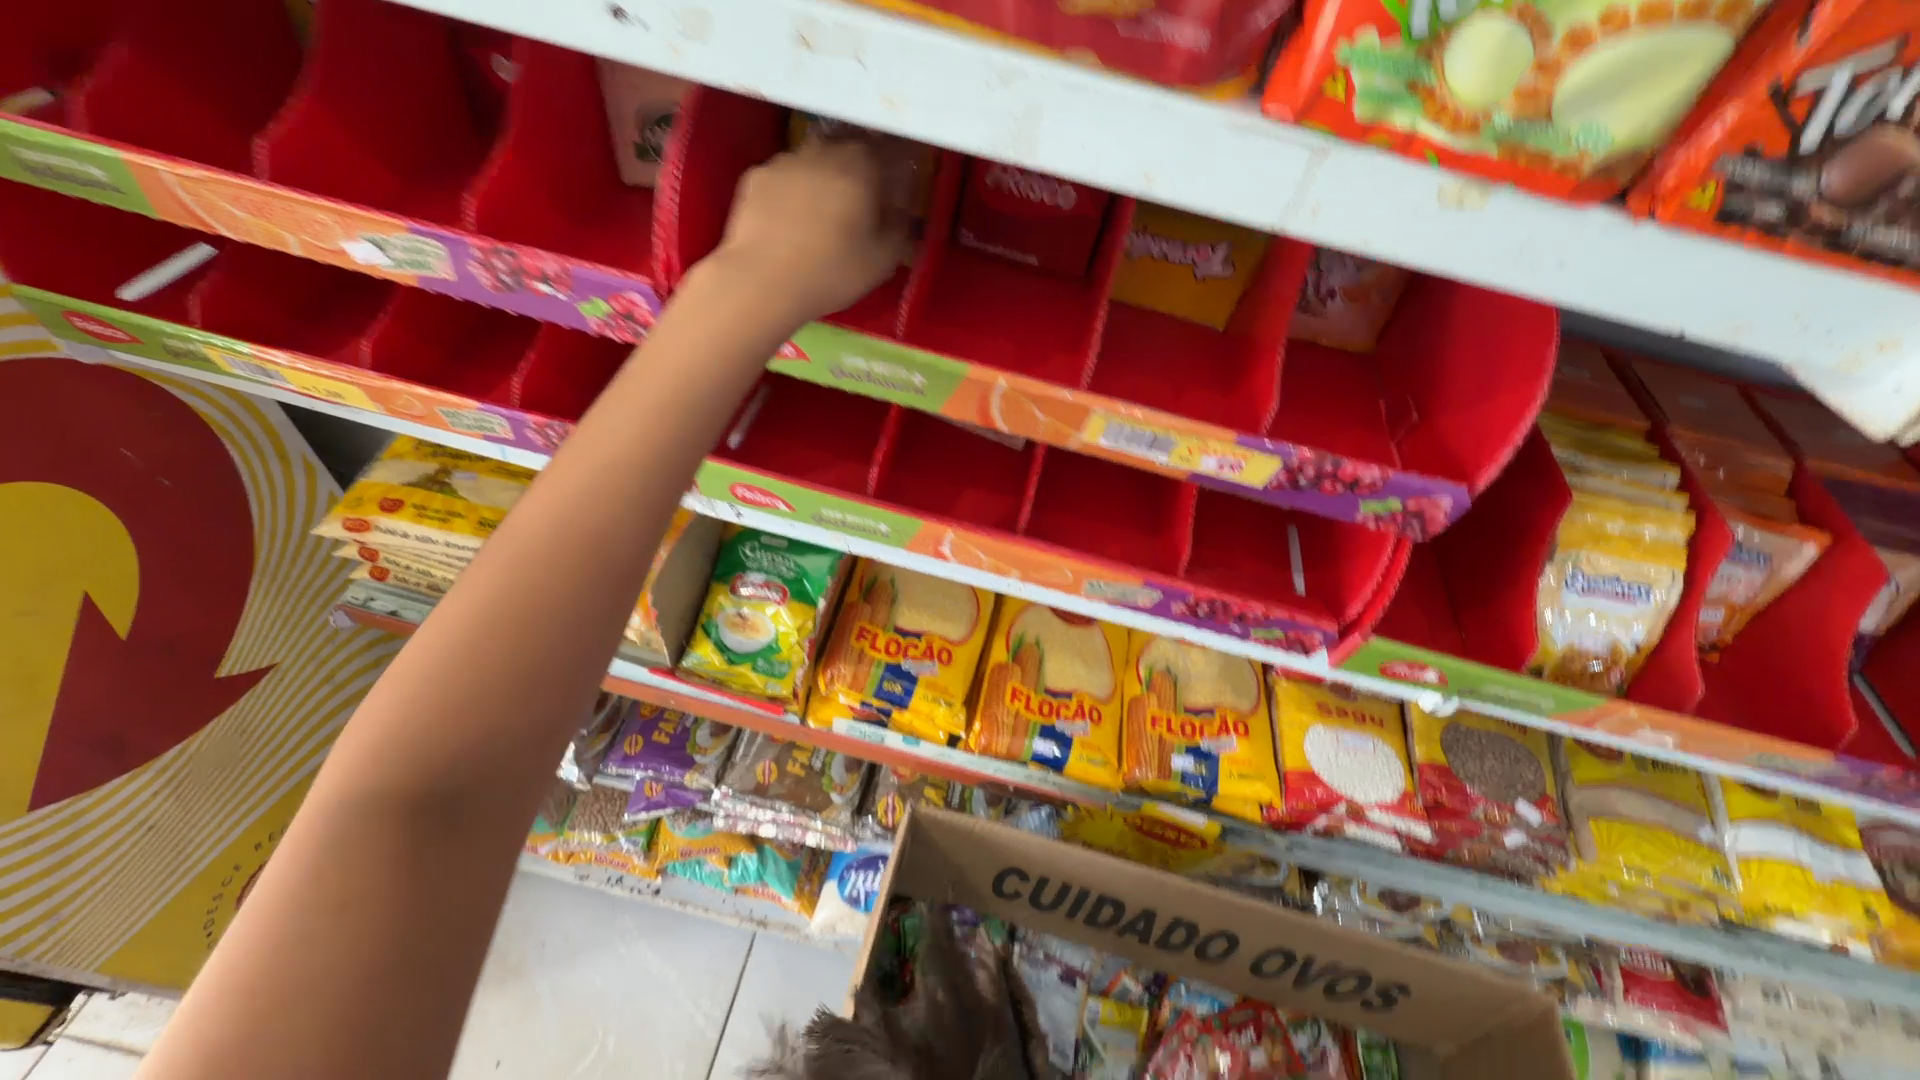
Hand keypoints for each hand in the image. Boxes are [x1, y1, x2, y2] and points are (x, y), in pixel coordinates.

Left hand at [703, 139, 914, 326]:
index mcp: (862, 165)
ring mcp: (784, 160)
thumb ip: (900, 230)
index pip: (892, 151)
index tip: (900, 189)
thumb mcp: (882, 261)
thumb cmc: (831, 271)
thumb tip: (905, 216)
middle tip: (863, 199)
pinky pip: (785, 177)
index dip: (899, 167)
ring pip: (815, 160)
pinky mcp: (755, 177)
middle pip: (850, 148)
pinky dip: (794, 190)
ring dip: (825, 177)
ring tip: (824, 209)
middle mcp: (823, 151)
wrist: (761, 281)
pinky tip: (791, 217)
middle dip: (861, 168)